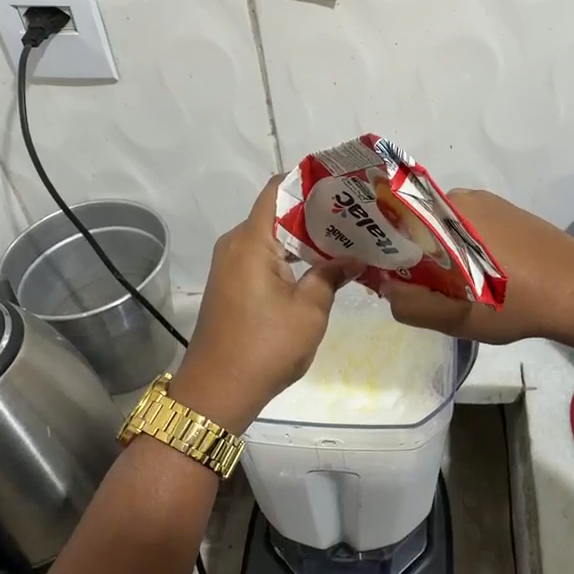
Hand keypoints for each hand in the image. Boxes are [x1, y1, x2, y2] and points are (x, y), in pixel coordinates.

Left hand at [170, 176, 361, 431]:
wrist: (216, 393)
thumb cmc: (265, 347)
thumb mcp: (310, 310)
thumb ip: (331, 275)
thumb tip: (354, 257)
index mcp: (251, 240)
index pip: (278, 189)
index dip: (310, 180)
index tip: (343, 182)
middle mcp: (235, 244)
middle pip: (277, 211)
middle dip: (316, 210)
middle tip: (357, 212)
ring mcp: (230, 265)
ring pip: (272, 236)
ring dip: (305, 236)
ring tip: (347, 237)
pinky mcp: (231, 284)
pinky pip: (264, 256)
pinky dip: (290, 255)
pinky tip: (320, 264)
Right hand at [378, 189, 573, 347]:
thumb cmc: (517, 304)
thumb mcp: (459, 318)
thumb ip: (414, 305)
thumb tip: (386, 288)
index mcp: (446, 215)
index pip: (395, 218)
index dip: (382, 245)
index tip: (381, 273)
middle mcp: (463, 198)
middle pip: (420, 224)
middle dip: (414, 254)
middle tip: (422, 290)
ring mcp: (491, 203)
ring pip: (447, 227)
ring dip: (443, 253)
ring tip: (455, 289)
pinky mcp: (511, 213)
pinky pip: (472, 227)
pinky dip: (467, 249)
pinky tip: (483, 279)